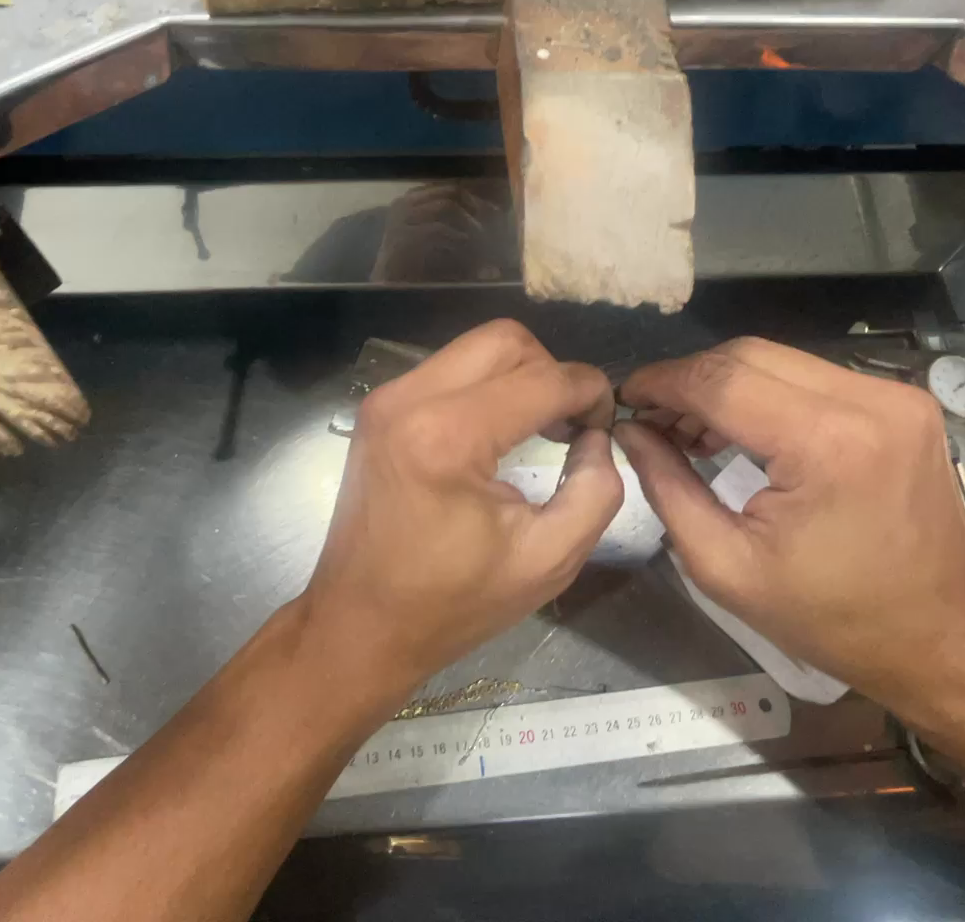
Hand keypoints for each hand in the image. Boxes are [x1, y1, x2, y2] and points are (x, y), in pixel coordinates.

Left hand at [300, 320, 623, 685]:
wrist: (361, 624)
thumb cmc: (453, 604)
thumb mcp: (548, 560)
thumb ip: (596, 490)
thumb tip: (596, 436)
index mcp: (448, 437)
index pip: (543, 379)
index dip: (589, 393)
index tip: (604, 425)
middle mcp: (410, 400)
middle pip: (506, 340)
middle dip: (553, 371)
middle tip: (571, 422)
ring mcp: (386, 400)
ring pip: (475, 348)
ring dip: (519, 376)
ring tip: (541, 426)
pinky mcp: (378, 410)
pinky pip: (448, 370)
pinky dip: (486, 387)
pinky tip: (500, 431)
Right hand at [613, 338, 964, 709]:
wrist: (936, 636)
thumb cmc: (827, 617)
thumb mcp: (723, 564)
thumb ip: (667, 486)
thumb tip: (629, 430)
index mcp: (828, 445)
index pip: (721, 381)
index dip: (662, 383)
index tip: (623, 399)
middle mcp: (869, 402)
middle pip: (748, 356)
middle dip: (688, 380)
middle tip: (653, 419)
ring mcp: (895, 396)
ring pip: (778, 359)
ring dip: (723, 384)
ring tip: (689, 430)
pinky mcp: (903, 401)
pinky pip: (810, 376)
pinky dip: (763, 393)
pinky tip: (738, 428)